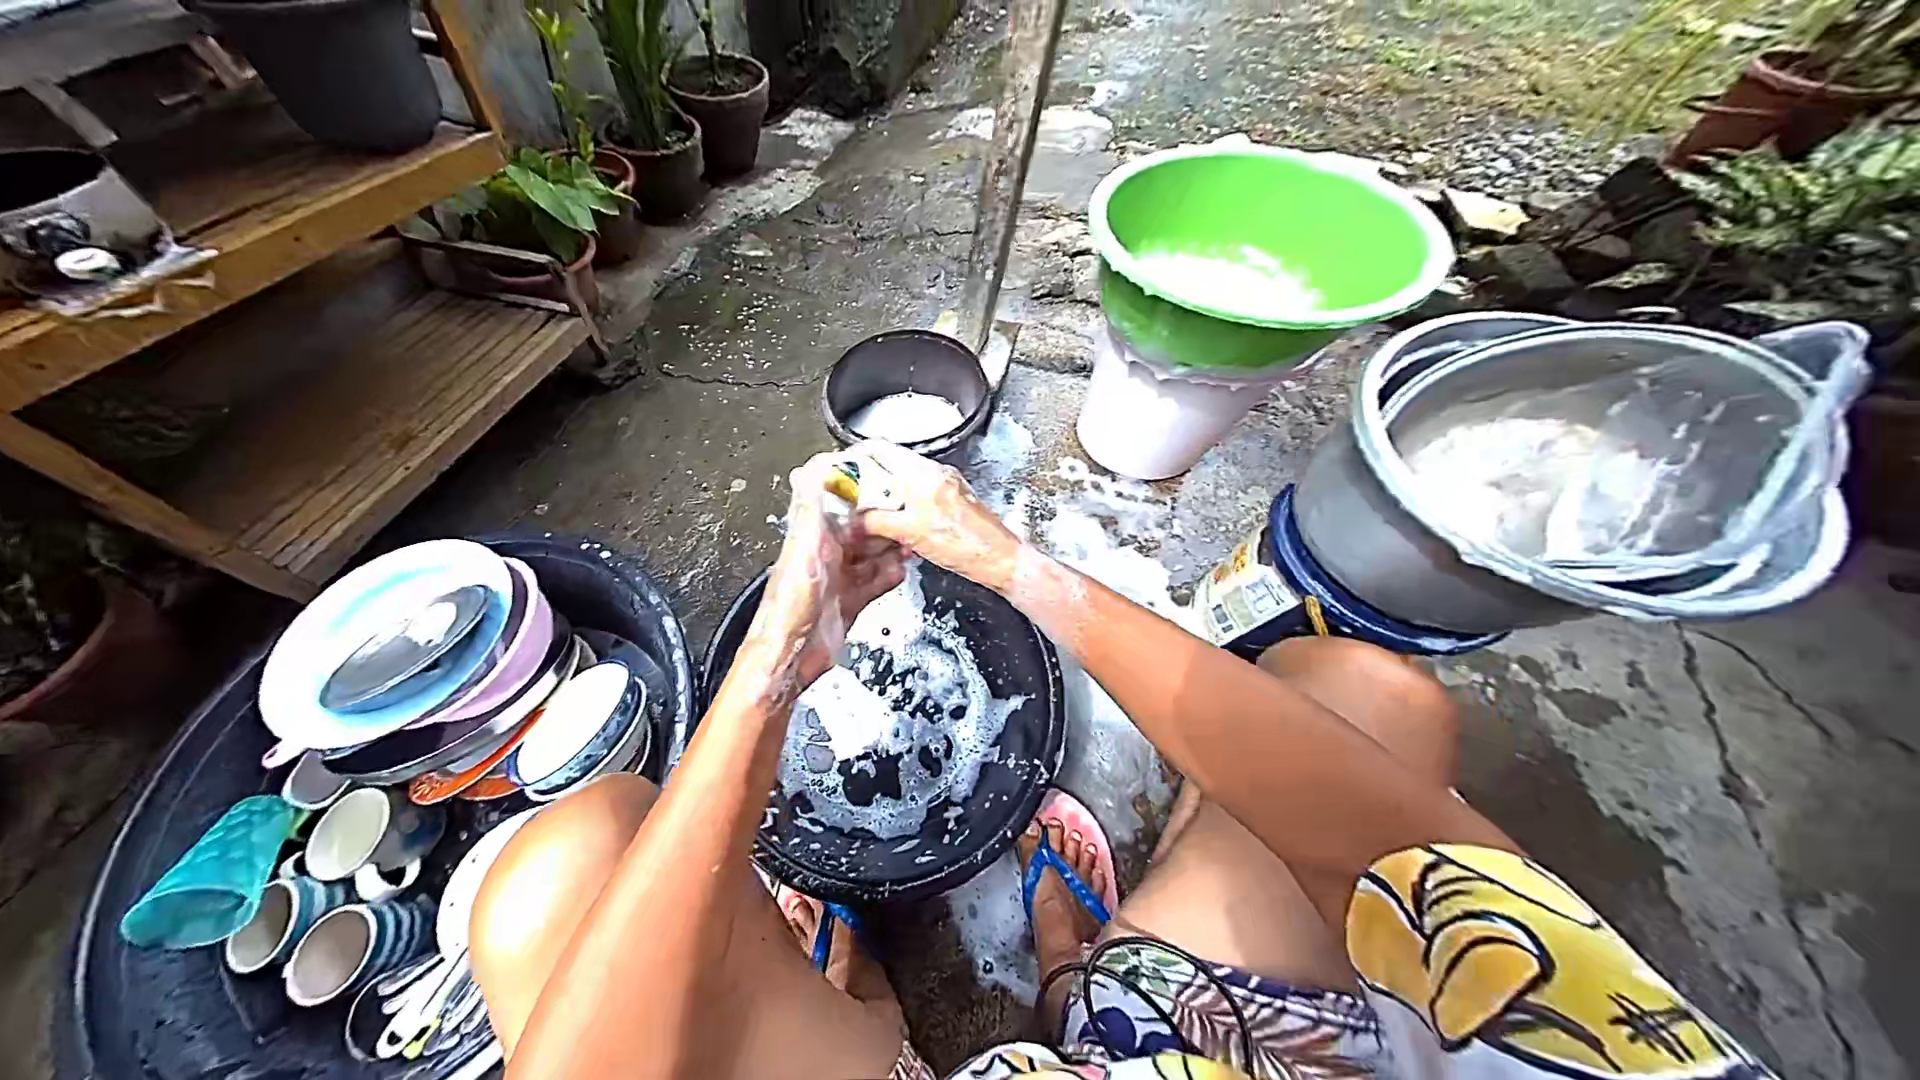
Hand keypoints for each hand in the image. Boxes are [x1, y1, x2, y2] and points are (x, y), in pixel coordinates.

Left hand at [746, 451, 907, 688]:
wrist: (790, 658)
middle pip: (860, 529)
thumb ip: (811, 505)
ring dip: (891, 549)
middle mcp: (824, 555)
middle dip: (885, 523)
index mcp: (811, 536)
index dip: (860, 491)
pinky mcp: (848, 601)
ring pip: (871, 555)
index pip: (837, 502)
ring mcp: (837, 579)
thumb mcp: (804, 547)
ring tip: (910, 543)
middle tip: (907, 517)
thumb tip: (816, 465)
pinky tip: (900, 571)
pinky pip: (874, 582)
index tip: (883, 481)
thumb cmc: (788, 609)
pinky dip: (889, 575)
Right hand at [850, 439, 1021, 590]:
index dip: (856, 455)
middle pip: (891, 464)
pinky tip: (898, 522)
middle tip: (851, 494)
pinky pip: (920, 493)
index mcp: (921, 474)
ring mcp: (946, 485)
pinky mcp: (953, 499)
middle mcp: (935, 473)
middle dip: (868, 477)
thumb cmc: (965, 546)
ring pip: (905, 479)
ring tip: (870, 511)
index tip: (841, 468)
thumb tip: (853, 521)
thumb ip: (876, 523)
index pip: (880, 448)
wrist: (1001, 560)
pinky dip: (904, 502)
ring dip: (886, 492)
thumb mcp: (909, 535)